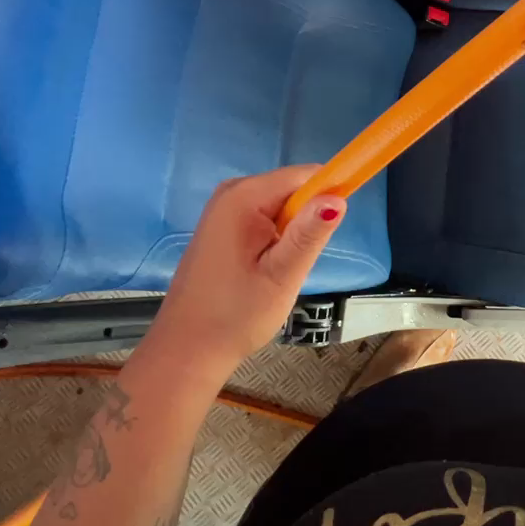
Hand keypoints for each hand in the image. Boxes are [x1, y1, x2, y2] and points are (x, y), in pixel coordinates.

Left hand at [144, 166, 344, 374]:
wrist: (187, 350)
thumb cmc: (235, 316)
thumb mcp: (282, 276)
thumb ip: (309, 234)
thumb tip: (337, 197)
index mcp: (244, 196)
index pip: (304, 175)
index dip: (327, 195)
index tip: (333, 230)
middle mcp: (232, 191)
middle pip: (292, 188)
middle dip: (305, 221)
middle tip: (295, 263)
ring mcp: (224, 208)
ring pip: (281, 206)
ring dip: (290, 234)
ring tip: (277, 270)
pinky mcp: (222, 224)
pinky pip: (264, 217)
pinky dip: (274, 240)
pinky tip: (262, 270)